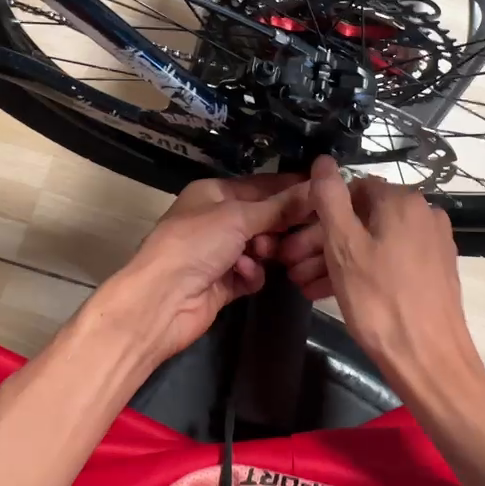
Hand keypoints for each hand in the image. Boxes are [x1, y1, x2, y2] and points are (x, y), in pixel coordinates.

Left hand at [98, 174, 310, 365]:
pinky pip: (252, 273)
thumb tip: (316, 187)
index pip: (260, 186)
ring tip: (265, 256)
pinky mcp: (224, 283)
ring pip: (261, 247)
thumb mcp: (239, 217)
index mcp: (213, 193)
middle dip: (278, 226)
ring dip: (266, 252)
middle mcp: (216, 219)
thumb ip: (280, 207)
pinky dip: (252, 275)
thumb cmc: (195, 244)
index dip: (289, 188)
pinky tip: (246, 277)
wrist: (162, 300)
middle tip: (298, 232)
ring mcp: (220, 252)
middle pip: (263, 218)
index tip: (322, 191)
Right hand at [278, 156, 481, 384]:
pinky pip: (391, 261)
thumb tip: (323, 160)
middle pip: (362, 219)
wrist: (431, 363)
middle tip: (292, 267)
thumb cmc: (380, 301)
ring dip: (338, 260)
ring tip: (305, 285)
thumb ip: (330, 198)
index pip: (351, 190)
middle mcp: (423, 214)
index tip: (294, 242)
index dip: (318, 215)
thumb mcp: (343, 247)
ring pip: (375, 242)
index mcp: (402, 201)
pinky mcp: (435, 272)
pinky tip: (334, 294)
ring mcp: (432, 244)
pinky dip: (363, 272)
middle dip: (323, 242)